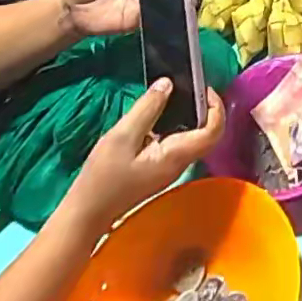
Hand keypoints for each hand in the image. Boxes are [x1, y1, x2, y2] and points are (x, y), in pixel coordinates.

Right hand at [61, 78, 225, 231]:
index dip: (216, 107)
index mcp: (176, 155)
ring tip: (179, 93)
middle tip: (193, 86)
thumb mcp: (122, 136)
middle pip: (208, 134)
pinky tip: (161, 113)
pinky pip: (179, 142)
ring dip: (193, 115)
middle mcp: (179, 163)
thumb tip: (168, 84)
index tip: (204, 87)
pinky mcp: (159, 169)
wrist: (85, 216)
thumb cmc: (102, 178)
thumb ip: (147, 109)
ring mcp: (169, 168)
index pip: (213, 132)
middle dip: (207, 108)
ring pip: (194, 138)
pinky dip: (179, 124)